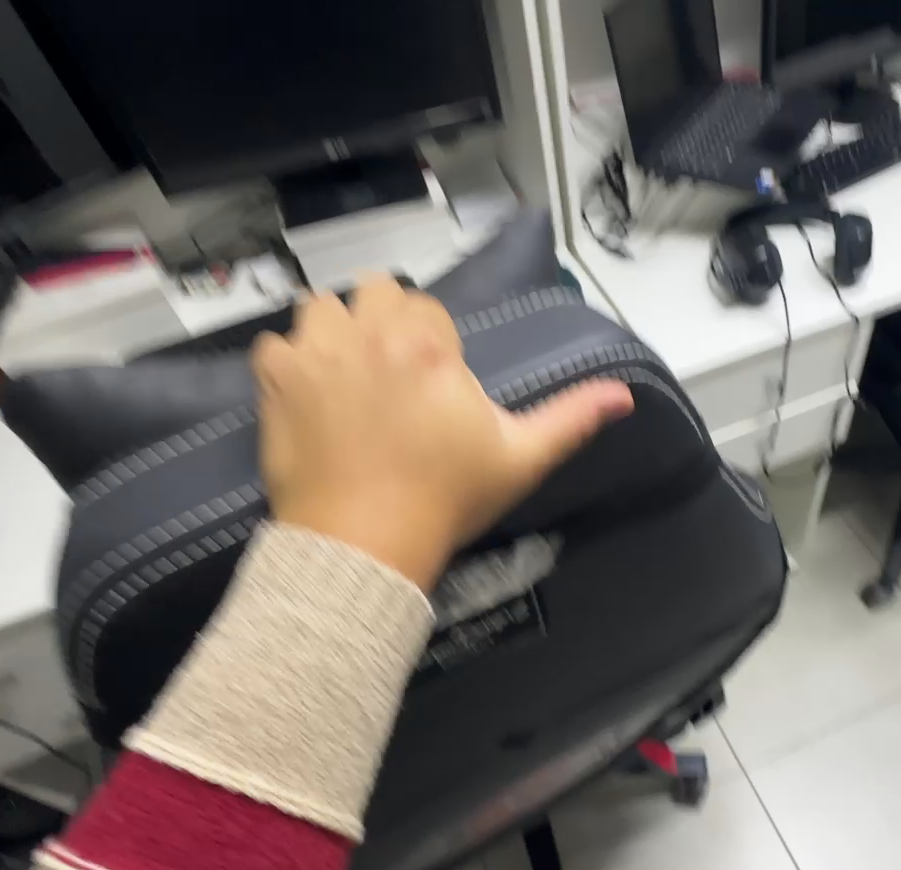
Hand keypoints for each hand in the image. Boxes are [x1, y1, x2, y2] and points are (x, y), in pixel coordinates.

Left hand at [253, 276, 633, 588]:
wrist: (366, 545)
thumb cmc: (448, 500)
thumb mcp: (521, 460)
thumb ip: (571, 419)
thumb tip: (625, 394)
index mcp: (429, 344)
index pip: (428, 307)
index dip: (434, 343)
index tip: (435, 388)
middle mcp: (370, 333)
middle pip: (375, 292)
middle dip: (386, 323)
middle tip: (394, 376)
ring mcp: (316, 354)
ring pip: (323, 307)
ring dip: (336, 331)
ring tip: (350, 376)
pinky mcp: (276, 382)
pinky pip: (275, 345)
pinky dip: (290, 364)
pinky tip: (311, 397)